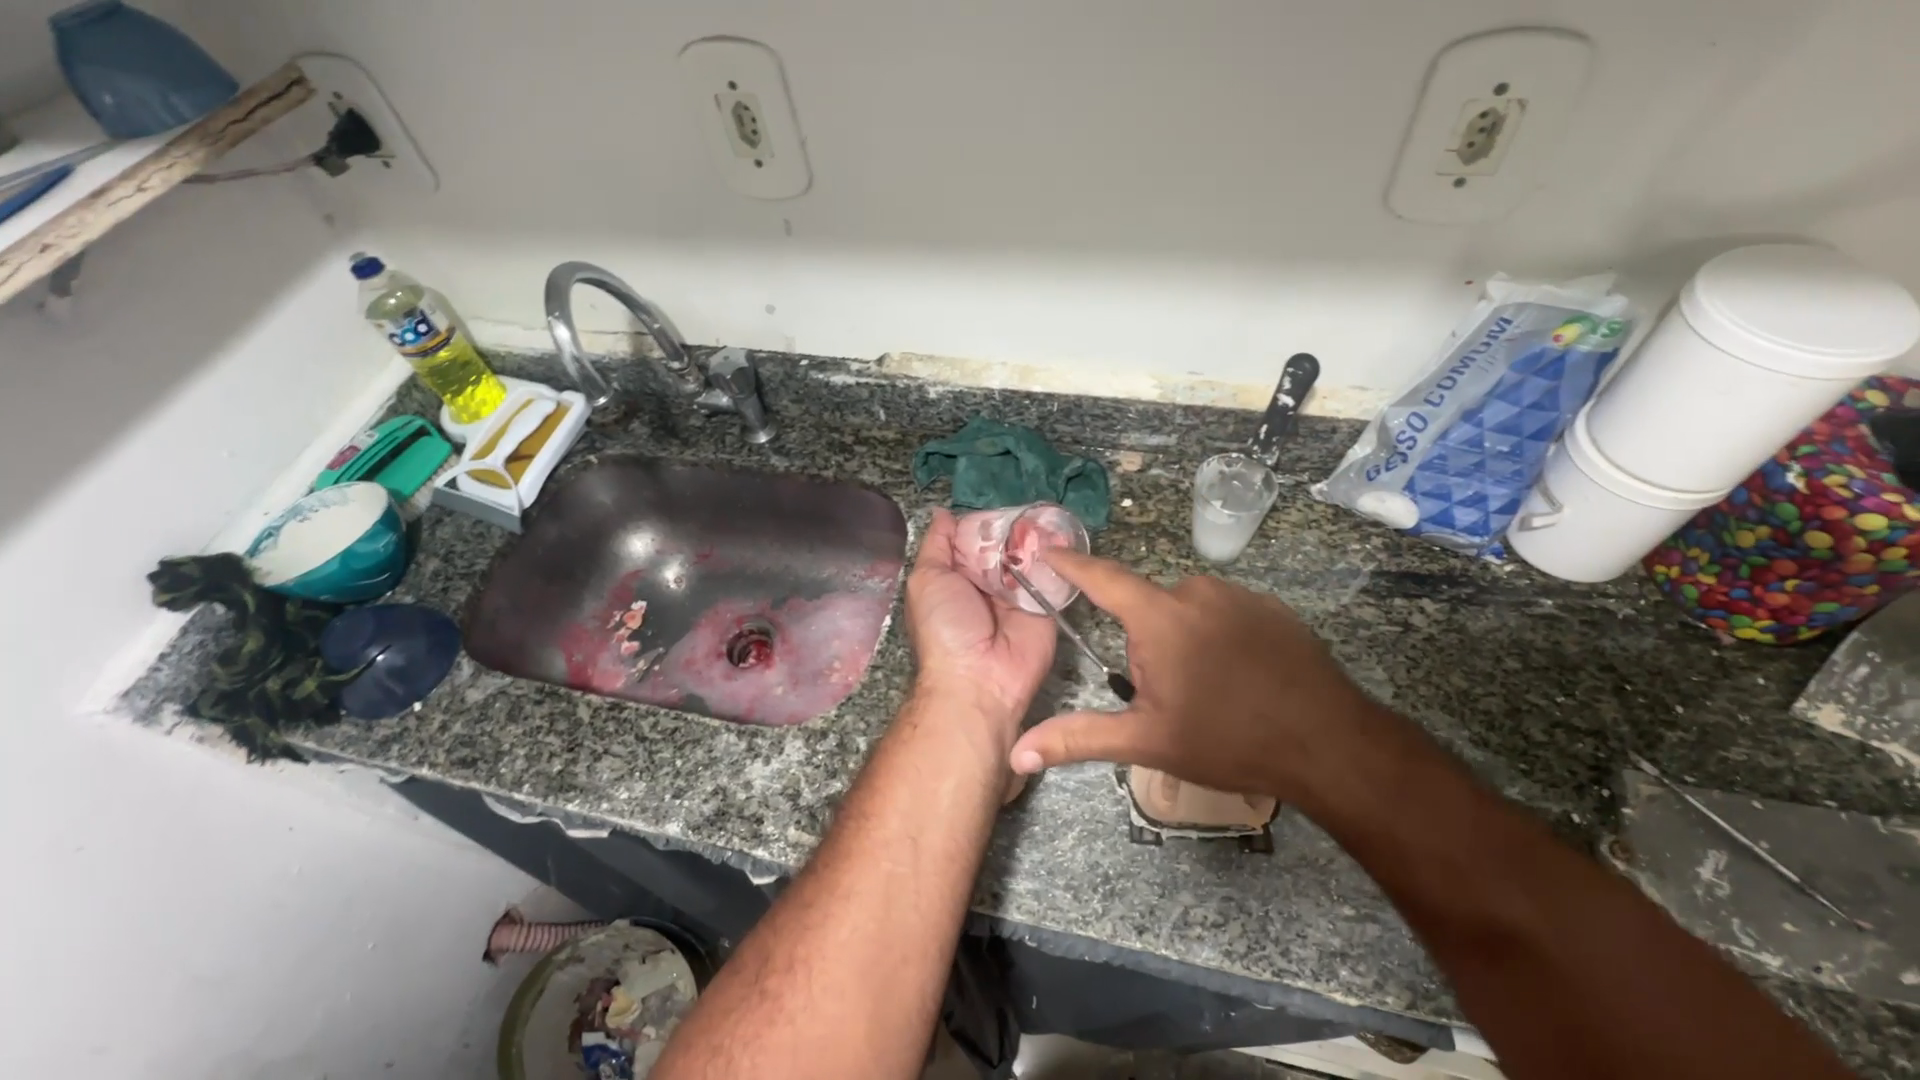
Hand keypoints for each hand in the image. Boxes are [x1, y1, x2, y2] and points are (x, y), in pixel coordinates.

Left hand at [905, 509, 1057, 732]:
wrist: (978, 678)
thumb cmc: (945, 627)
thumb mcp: (926, 579)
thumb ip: (938, 545)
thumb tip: (944, 513)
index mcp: (959, 574)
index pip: (975, 536)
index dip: (985, 520)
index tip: (999, 500)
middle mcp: (990, 581)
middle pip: (1006, 542)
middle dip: (1015, 525)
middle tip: (1029, 503)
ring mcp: (1021, 592)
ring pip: (1032, 554)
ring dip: (1039, 536)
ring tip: (1049, 512)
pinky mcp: (1048, 604)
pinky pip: (1055, 575)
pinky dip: (1060, 556)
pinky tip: (1065, 535)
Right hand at [1008, 550, 1391, 800]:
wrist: (1329, 744)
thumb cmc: (1229, 740)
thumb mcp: (1147, 741)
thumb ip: (1079, 738)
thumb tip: (1018, 752)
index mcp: (1161, 617)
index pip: (1102, 578)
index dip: (1071, 563)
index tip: (1046, 549)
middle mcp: (1198, 591)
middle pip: (1148, 607)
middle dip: (1146, 643)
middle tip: (1167, 695)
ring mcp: (1241, 595)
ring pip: (1188, 611)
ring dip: (1183, 639)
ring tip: (1209, 691)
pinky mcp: (1272, 607)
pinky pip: (1225, 613)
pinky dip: (1218, 636)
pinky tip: (1240, 677)